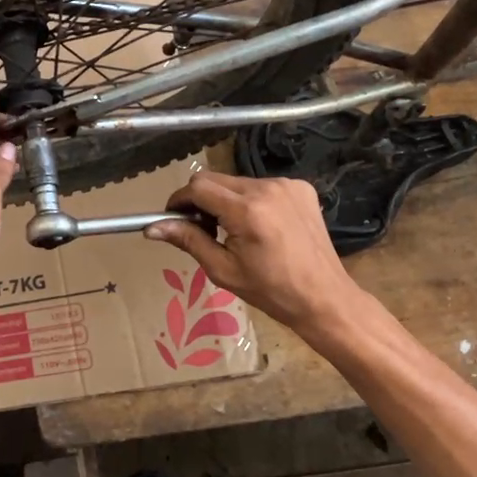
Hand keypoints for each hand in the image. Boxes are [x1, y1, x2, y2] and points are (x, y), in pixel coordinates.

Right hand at [144, 171, 371, 332]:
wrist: (324, 297)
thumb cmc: (271, 290)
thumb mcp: (222, 269)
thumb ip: (188, 240)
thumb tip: (151, 227)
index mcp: (247, 211)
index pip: (197, 187)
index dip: (179, 200)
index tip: (175, 218)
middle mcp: (267, 188)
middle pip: (215, 179)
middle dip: (201, 201)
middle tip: (204, 230)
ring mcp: (287, 185)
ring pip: (237, 182)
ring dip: (226, 201)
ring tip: (234, 231)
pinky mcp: (301, 188)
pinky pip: (261, 186)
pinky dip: (251, 201)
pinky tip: (261, 226)